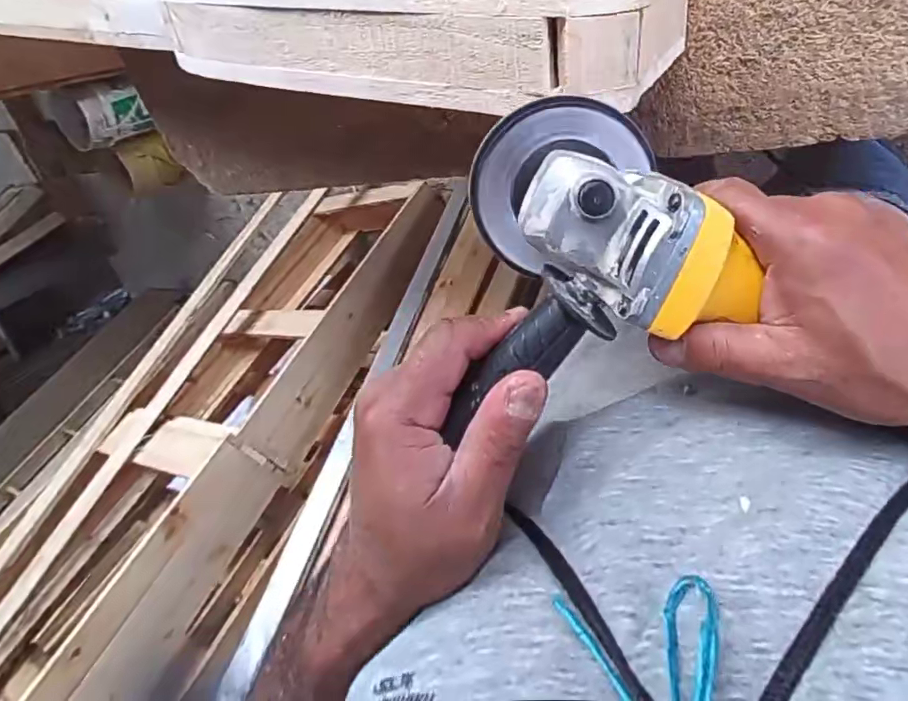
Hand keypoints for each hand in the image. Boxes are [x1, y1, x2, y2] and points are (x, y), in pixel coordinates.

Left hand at [340, 308, 546, 624]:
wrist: (377, 582)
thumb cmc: (418, 555)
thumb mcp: (471, 504)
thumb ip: (499, 438)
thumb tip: (527, 381)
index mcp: (395, 411)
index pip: (447, 342)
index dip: (491, 327)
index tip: (527, 325)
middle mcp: (381, 396)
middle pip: (441, 343)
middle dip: (487, 340)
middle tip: (529, 352)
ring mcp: (380, 401)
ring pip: (436, 355)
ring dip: (476, 356)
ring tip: (513, 371)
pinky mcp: (387, 410)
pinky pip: (429, 373)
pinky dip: (461, 373)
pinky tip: (484, 392)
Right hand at [649, 178, 907, 434]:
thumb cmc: (903, 366)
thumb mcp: (792, 366)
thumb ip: (717, 350)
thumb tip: (670, 344)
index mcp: (799, 235)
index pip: (721, 193)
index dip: (689, 212)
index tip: (678, 243)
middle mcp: (831, 209)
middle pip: (752, 210)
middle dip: (732, 248)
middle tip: (735, 291)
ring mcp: (864, 211)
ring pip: (790, 218)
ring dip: (774, 251)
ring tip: (787, 300)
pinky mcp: (887, 223)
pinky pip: (827, 224)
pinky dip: (812, 251)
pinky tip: (830, 294)